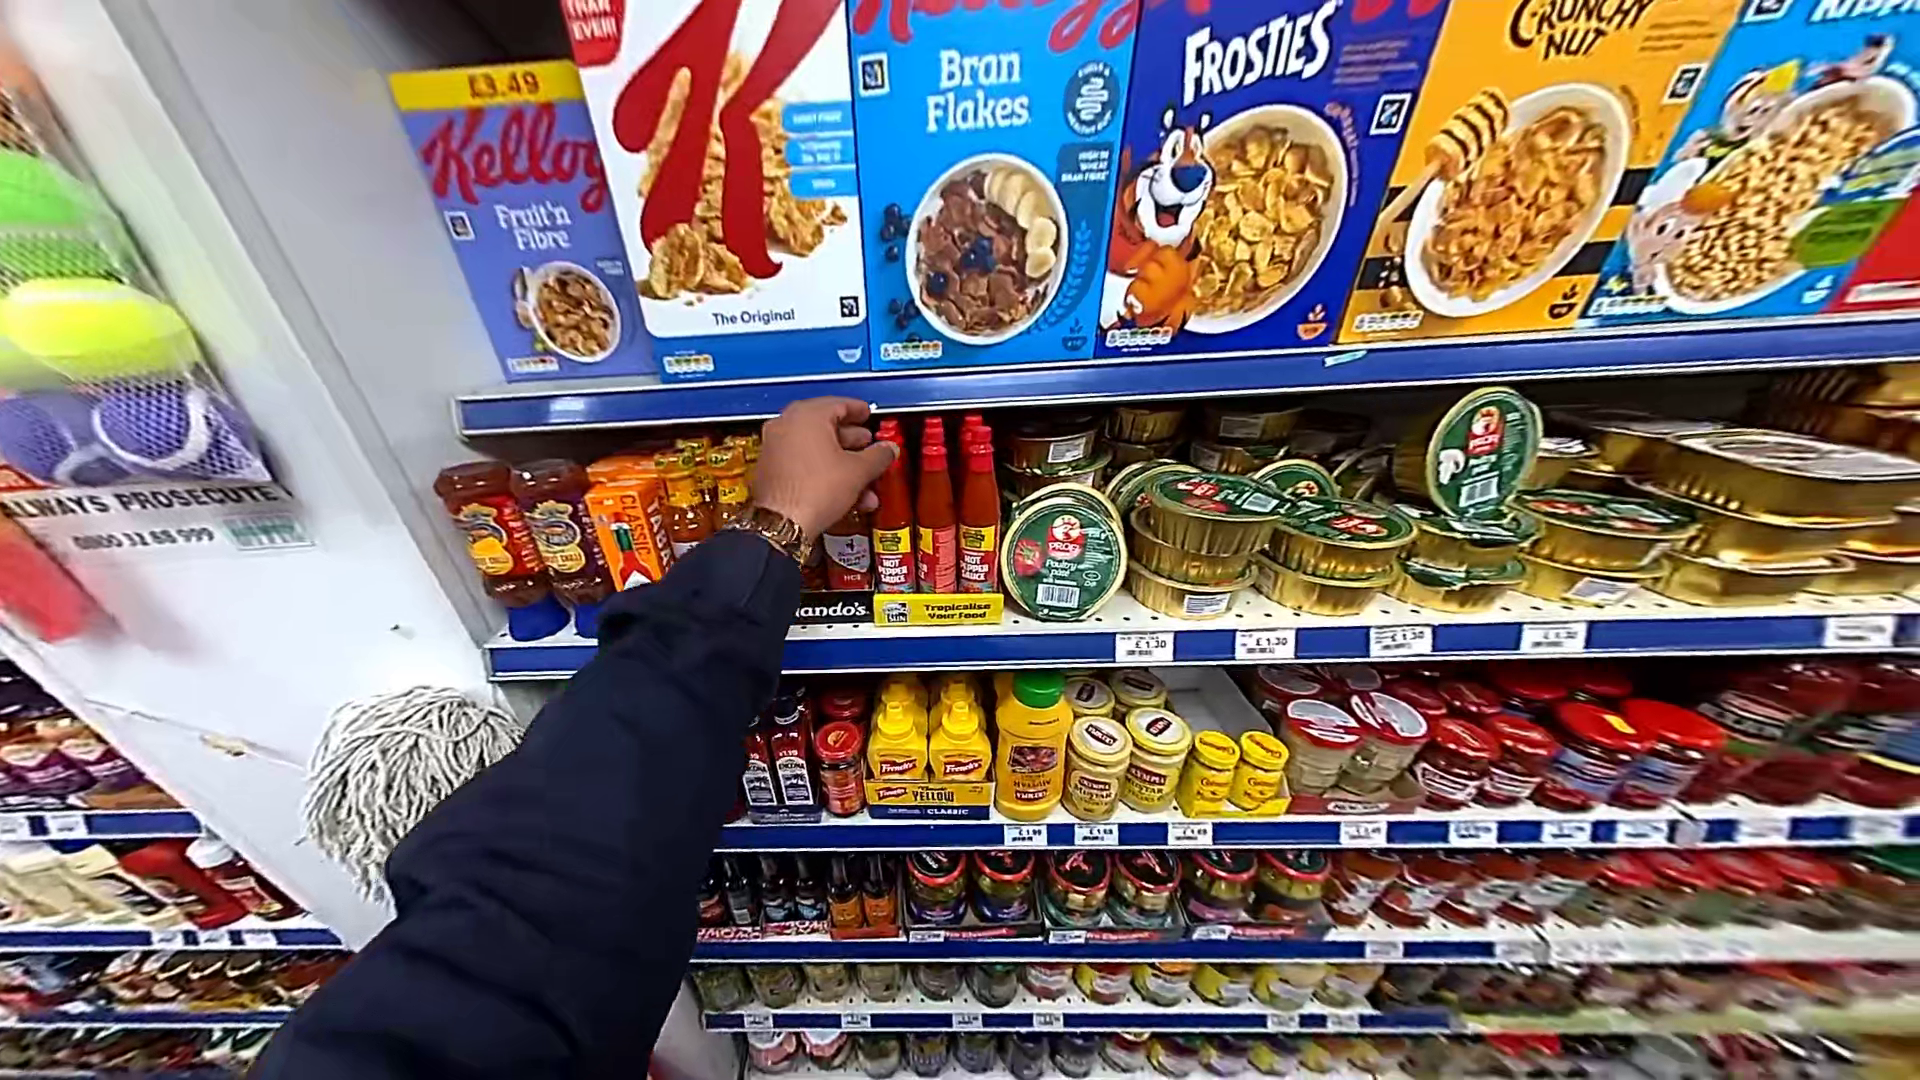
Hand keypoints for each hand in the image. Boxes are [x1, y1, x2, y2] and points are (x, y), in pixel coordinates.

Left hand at [751, 397, 897, 540]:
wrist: (782, 524)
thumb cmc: (813, 491)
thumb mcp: (858, 471)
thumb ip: (878, 456)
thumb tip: (888, 450)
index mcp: (807, 415)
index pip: (839, 404)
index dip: (859, 411)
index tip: (867, 414)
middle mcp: (786, 426)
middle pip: (827, 427)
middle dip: (853, 442)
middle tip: (869, 447)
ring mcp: (776, 448)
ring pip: (817, 450)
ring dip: (843, 464)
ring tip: (864, 480)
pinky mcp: (772, 471)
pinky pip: (804, 465)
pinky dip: (824, 473)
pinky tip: (845, 493)